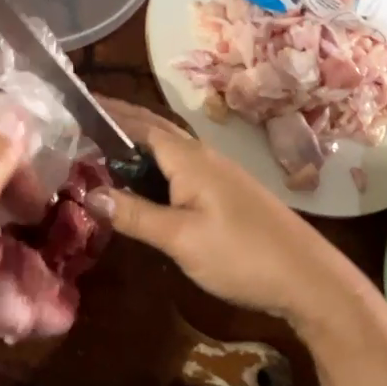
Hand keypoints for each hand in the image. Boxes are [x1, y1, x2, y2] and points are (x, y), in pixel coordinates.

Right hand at [89, 98, 351, 324]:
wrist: (311, 282)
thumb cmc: (242, 255)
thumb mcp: (180, 239)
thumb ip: (133, 214)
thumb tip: (88, 193)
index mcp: (188, 158)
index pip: (138, 124)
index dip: (108, 112)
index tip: (75, 104)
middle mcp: (203, 156)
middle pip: (154, 128)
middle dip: (120, 119)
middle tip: (83, 119)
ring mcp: (220, 173)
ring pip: (169, 147)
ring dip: (137, 140)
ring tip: (104, 146)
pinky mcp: (228, 193)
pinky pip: (181, 164)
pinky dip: (154, 161)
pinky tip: (146, 181)